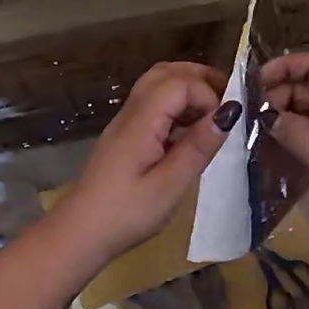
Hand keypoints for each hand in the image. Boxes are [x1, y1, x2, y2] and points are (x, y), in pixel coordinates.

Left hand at [53, 62, 241, 259]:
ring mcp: (124, 125)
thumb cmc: (126, 214)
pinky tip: (190, 133)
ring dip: (188, 91)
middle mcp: (130, 114)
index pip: (179, 83)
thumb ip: (198, 146)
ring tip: (214, 115)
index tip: (224, 124)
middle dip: (200, 79)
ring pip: (156, 86)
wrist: (79, 235)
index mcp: (141, 122)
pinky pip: (152, 106)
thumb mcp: (169, 186)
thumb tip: (229, 112)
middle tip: (228, 101)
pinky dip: (176, 107)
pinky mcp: (124, 138)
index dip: (207, 94)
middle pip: (165, 73)